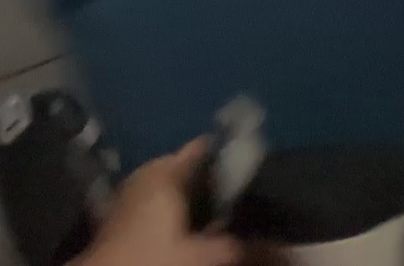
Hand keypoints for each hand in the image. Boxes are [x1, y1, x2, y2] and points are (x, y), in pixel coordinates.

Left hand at [78, 139, 242, 265]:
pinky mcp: (123, 212)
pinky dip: (175, 212)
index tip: (252, 169)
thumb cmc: (152, 260)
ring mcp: (132, 190)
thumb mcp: (199, 257)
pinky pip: (158, 201)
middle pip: (189, 169)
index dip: (228, 156)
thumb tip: (280, 249)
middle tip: (242, 203)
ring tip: (220, 220)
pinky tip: (189, 233)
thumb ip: (237, 249)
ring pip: (172, 187)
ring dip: (194, 201)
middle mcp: (148, 171)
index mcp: (166, 170)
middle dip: (213, 184)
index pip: (203, 149)